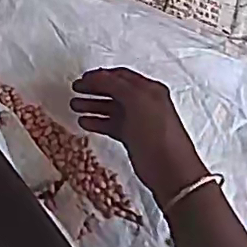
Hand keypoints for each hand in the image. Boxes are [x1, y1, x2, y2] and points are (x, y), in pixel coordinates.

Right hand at [71, 68, 207, 198]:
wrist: (171, 170)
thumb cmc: (157, 133)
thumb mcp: (137, 102)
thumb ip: (117, 86)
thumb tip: (99, 76)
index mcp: (149, 89)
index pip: (121, 76)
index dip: (101, 75)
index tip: (83, 78)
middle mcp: (144, 102)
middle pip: (114, 90)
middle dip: (94, 88)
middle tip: (76, 89)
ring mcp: (138, 120)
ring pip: (111, 107)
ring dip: (92, 104)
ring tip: (74, 105)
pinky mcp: (132, 137)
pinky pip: (111, 124)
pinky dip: (97, 121)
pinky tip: (84, 122)